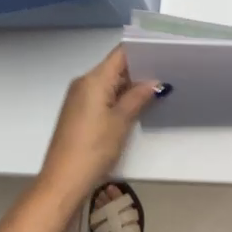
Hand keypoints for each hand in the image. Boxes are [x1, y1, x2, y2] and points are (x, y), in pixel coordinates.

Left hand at [36, 47, 163, 197]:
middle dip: (139, 70)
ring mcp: (79, 98)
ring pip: (109, 83)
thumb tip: (154, 82)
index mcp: (93, 79)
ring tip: (158, 88)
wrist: (63, 180)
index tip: (165, 53)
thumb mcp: (121, 122)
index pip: (120, 54)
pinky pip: (102, 96)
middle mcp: (83, 83)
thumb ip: (138, 98)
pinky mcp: (79, 113)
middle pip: (115, 67)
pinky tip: (136, 105)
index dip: (142, 51)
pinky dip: (119, 98)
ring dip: (130, 86)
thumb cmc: (93, 148)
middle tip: (168, 72)